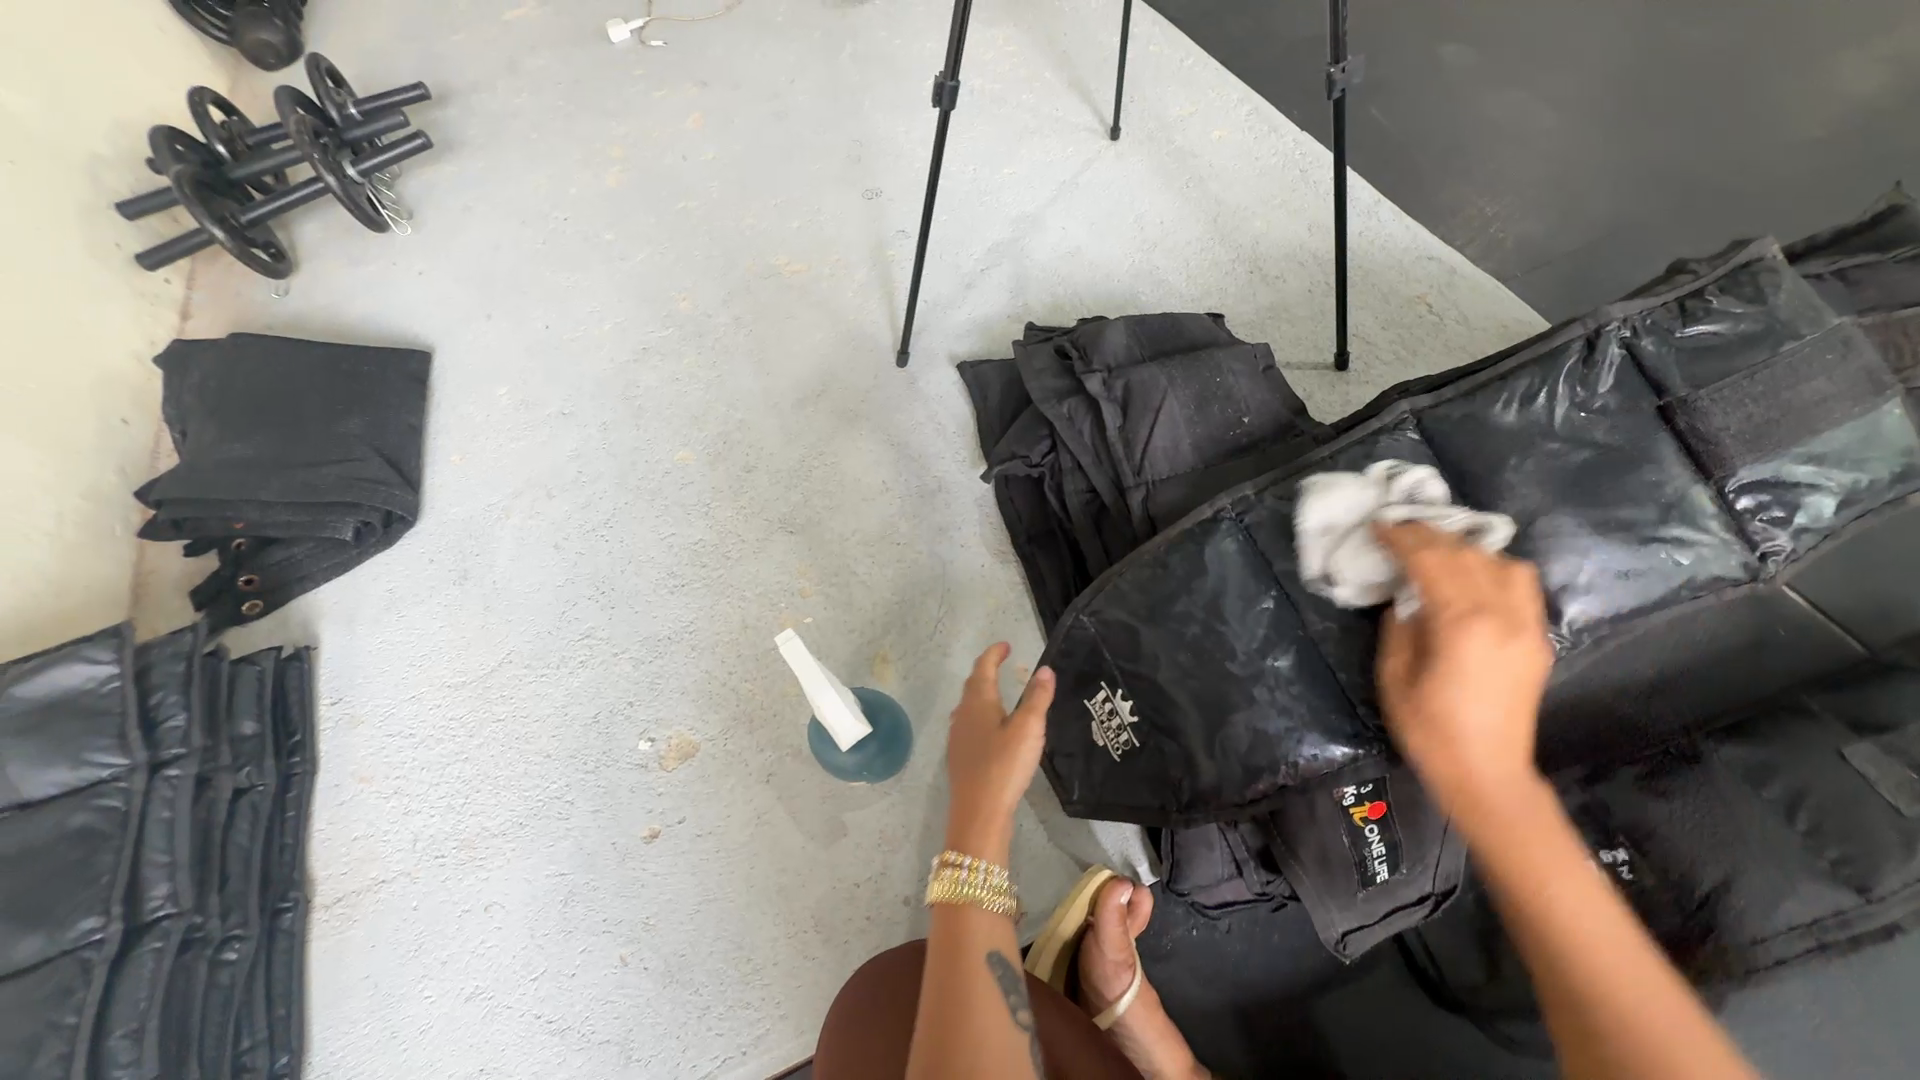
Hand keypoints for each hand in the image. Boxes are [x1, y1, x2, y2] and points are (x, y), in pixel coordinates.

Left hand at [944, 643, 1053, 863]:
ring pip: (968, 705)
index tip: (1006, 645)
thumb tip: (1044, 670)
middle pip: (973, 685)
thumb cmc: (1004, 765)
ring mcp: (957, 737)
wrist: (978, 812)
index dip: (994, 654)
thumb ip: (1037, 698)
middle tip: (1003, 663)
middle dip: (987, 670)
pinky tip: (990, 729)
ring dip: (982, 693)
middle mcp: (962, 715)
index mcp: (978, 702)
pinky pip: (969, 724)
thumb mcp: (1029, 729)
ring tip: (999, 693)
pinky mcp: (959, 757)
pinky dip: (980, 715)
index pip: (983, 667)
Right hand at [1374, 523, 1553, 819]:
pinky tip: (1472, 578)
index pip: (1432, 560)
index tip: (1380, 526)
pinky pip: (1522, 586)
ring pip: (1503, 563)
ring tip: (1439, 552)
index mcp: (1461, 623)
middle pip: (1467, 555)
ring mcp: (1528, 626)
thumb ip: (1399, 626)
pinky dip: (1494, 569)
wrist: (1487, 773)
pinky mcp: (1538, 640)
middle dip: (1431, 536)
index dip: (1402, 538)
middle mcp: (1502, 615)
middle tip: (1400, 530)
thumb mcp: (1393, 675)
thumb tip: (1404, 597)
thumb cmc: (1429, 729)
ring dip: (1467, 550)